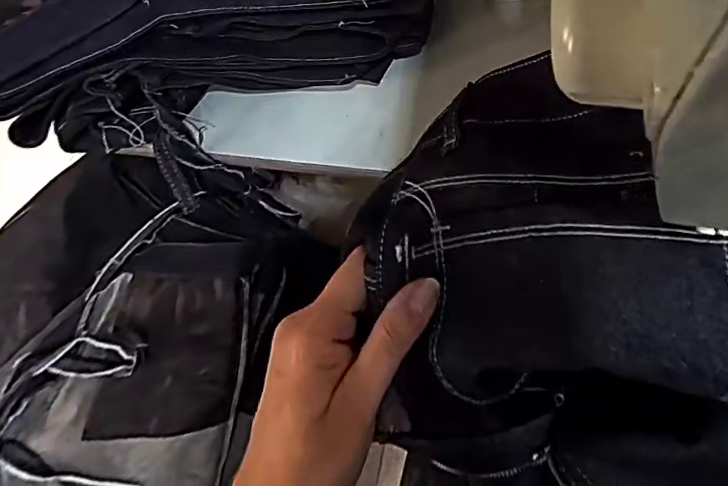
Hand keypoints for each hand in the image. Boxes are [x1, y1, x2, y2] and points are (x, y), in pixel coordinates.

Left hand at [236, 248, 439, 485]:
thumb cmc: (311, 465)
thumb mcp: (361, 401)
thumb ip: (393, 337)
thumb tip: (425, 286)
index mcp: (310, 327)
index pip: (360, 265)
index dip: (396, 262)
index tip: (430, 271)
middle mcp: (299, 323)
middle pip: (358, 282)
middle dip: (394, 293)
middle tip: (428, 311)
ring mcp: (298, 339)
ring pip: (354, 304)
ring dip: (383, 316)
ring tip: (411, 334)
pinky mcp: (302, 356)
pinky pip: (344, 324)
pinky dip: (368, 334)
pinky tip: (385, 355)